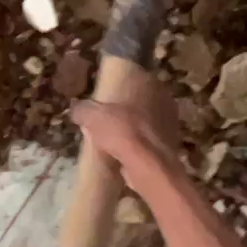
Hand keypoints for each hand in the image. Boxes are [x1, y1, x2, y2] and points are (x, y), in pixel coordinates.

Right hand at [70, 73, 185, 190]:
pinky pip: (147, 143)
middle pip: (139, 103)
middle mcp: (165, 102)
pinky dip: (136, 148)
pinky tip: (121, 155)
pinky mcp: (170, 148)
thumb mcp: (91, 116)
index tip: (102, 99)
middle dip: (122, 111)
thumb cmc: (121, 131)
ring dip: (130, 131)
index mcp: (150, 85)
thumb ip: (82, 109)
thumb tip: (75, 106)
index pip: (132, 80)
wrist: (148, 166)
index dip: (116, 90)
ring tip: (109, 141)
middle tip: (103, 121)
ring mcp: (171, 126)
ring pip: (144, 124)